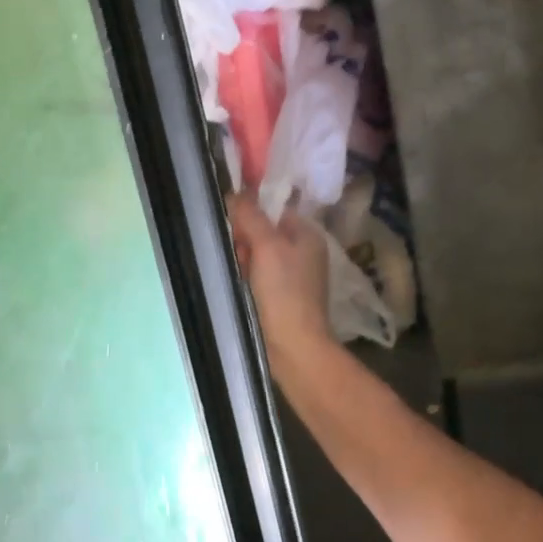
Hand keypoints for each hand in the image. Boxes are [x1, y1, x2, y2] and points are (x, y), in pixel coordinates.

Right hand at [229, 194, 333, 367]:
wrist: (295, 347)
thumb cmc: (284, 291)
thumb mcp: (266, 246)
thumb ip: (250, 216)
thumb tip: (234, 194)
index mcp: (308, 235)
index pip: (273, 210)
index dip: (251, 216)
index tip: (234, 231)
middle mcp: (304, 253)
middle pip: (263, 233)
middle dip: (245, 243)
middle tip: (239, 259)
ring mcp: (294, 278)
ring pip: (257, 257)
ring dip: (243, 264)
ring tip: (238, 277)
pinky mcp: (283, 299)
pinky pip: (258, 279)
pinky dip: (247, 282)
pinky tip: (240, 291)